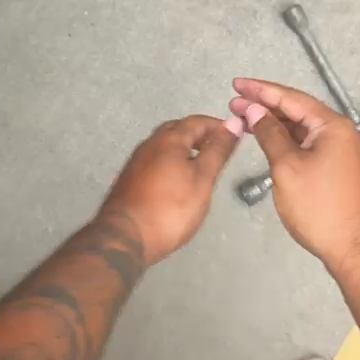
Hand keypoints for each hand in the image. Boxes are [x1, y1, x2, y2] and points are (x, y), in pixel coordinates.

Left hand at [96, 115, 239, 263]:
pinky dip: (172, 161)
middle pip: (178, 130)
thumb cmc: (170, 207)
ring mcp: (137, 161)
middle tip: (219, 148)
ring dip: (185, 148)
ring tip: (202, 165)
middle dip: (200, 135)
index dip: (218, 126)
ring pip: (165, 145)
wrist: (125, 238)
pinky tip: (178, 180)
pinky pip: (156, 160)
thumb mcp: (202, 179)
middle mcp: (150, 143)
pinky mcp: (130, 179)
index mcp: (169, 139)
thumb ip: (217, 151)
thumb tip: (233, 123)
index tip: (235, 135)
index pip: (197, 122)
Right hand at [230, 78, 359, 269]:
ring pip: (302, 129)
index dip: (260, 90)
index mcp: (332, 125)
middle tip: (235, 102)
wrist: (358, 251)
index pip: (291, 98)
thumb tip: (254, 110)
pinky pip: (308, 144)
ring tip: (246, 120)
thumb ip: (269, 134)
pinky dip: (287, 140)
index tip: (236, 83)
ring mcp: (342, 151)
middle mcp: (341, 132)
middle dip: (265, 106)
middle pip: (298, 110)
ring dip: (275, 124)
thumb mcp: (287, 168)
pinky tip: (270, 141)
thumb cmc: (320, 207)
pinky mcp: (339, 169)